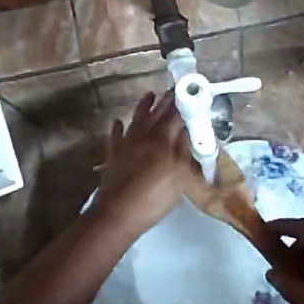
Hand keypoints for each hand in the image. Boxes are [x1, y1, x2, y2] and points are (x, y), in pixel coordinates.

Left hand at [89, 91, 198, 235]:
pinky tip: (118, 122)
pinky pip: (116, 136)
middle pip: (157, 114)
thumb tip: (187, 130)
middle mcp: (144, 136)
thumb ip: (184, 150)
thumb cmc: (154, 197)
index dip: (184, 103)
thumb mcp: (180, 176)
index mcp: (163, 140)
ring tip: (149, 94)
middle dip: (167, 101)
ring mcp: (126, 144)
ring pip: (137, 119)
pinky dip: (118, 127)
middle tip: (173, 90)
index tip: (190, 92)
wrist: (118, 213)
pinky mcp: (114, 154)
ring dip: (144, 106)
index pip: (176, 115)